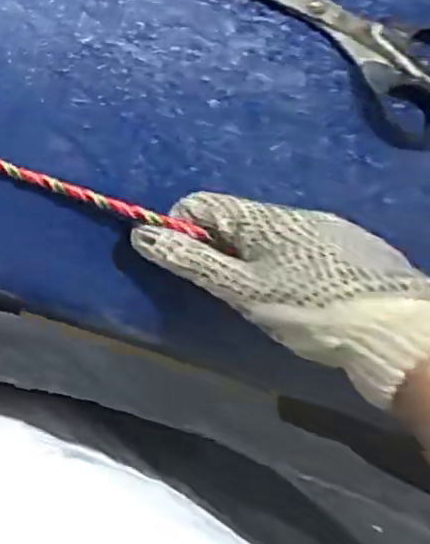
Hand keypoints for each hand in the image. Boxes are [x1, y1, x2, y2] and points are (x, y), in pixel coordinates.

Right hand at [132, 192, 429, 408]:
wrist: (411, 339)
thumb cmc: (309, 308)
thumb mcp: (237, 287)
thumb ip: (187, 258)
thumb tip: (140, 234)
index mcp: (265, 219)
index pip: (199, 204)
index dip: (181, 229)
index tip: (190, 262)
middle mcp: (300, 216)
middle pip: (234, 220)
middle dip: (218, 247)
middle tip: (227, 283)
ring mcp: (337, 233)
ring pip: (269, 236)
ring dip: (254, 257)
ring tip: (268, 292)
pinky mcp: (364, 253)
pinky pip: (305, 248)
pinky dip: (290, 265)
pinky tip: (306, 293)